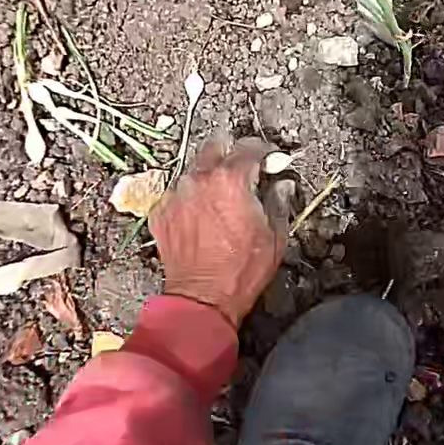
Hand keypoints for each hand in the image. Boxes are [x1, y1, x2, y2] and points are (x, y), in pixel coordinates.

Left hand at [150, 137, 287, 325]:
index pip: (250, 147)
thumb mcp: (276, 234)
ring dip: (211, 173)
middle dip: (233, 153)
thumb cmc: (240, 270)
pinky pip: (179, 190)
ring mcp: (176, 195)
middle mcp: (199, 180)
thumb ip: (279, 201)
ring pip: (195, 167)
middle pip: (216, 145)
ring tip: (224, 195)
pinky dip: (193, 195)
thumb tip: (281, 186)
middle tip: (246, 170)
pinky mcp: (162, 212)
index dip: (266, 153)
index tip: (272, 162)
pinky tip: (204, 214)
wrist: (202, 299)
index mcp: (231, 180)